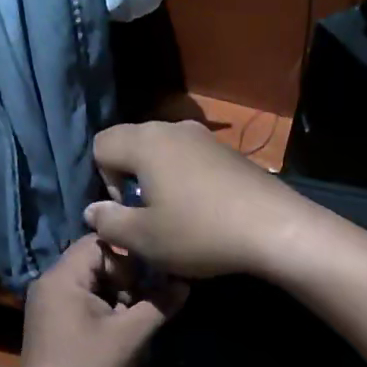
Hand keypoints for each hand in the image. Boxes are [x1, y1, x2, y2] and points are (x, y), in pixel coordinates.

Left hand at [13, 235, 184, 366]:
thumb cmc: (86, 366)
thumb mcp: (129, 335)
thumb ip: (159, 305)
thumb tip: (184, 284)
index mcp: (63, 277)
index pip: (100, 242)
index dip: (129, 257)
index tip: (148, 280)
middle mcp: (49, 281)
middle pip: (94, 260)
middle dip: (124, 278)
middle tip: (141, 301)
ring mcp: (46, 300)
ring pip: (89, 280)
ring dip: (114, 293)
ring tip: (130, 318)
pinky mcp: (48, 317)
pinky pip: (79, 296)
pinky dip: (100, 305)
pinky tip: (114, 328)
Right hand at [83, 121, 316, 278]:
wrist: (274, 229)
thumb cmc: (199, 233)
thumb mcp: (143, 238)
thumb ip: (108, 222)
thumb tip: (92, 211)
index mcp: (146, 142)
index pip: (101, 145)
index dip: (102, 181)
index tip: (125, 212)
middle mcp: (174, 128)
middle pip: (132, 145)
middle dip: (129, 180)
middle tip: (147, 217)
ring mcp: (206, 138)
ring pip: (164, 153)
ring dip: (159, 182)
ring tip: (176, 218)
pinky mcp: (230, 153)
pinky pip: (191, 161)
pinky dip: (186, 182)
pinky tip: (204, 213)